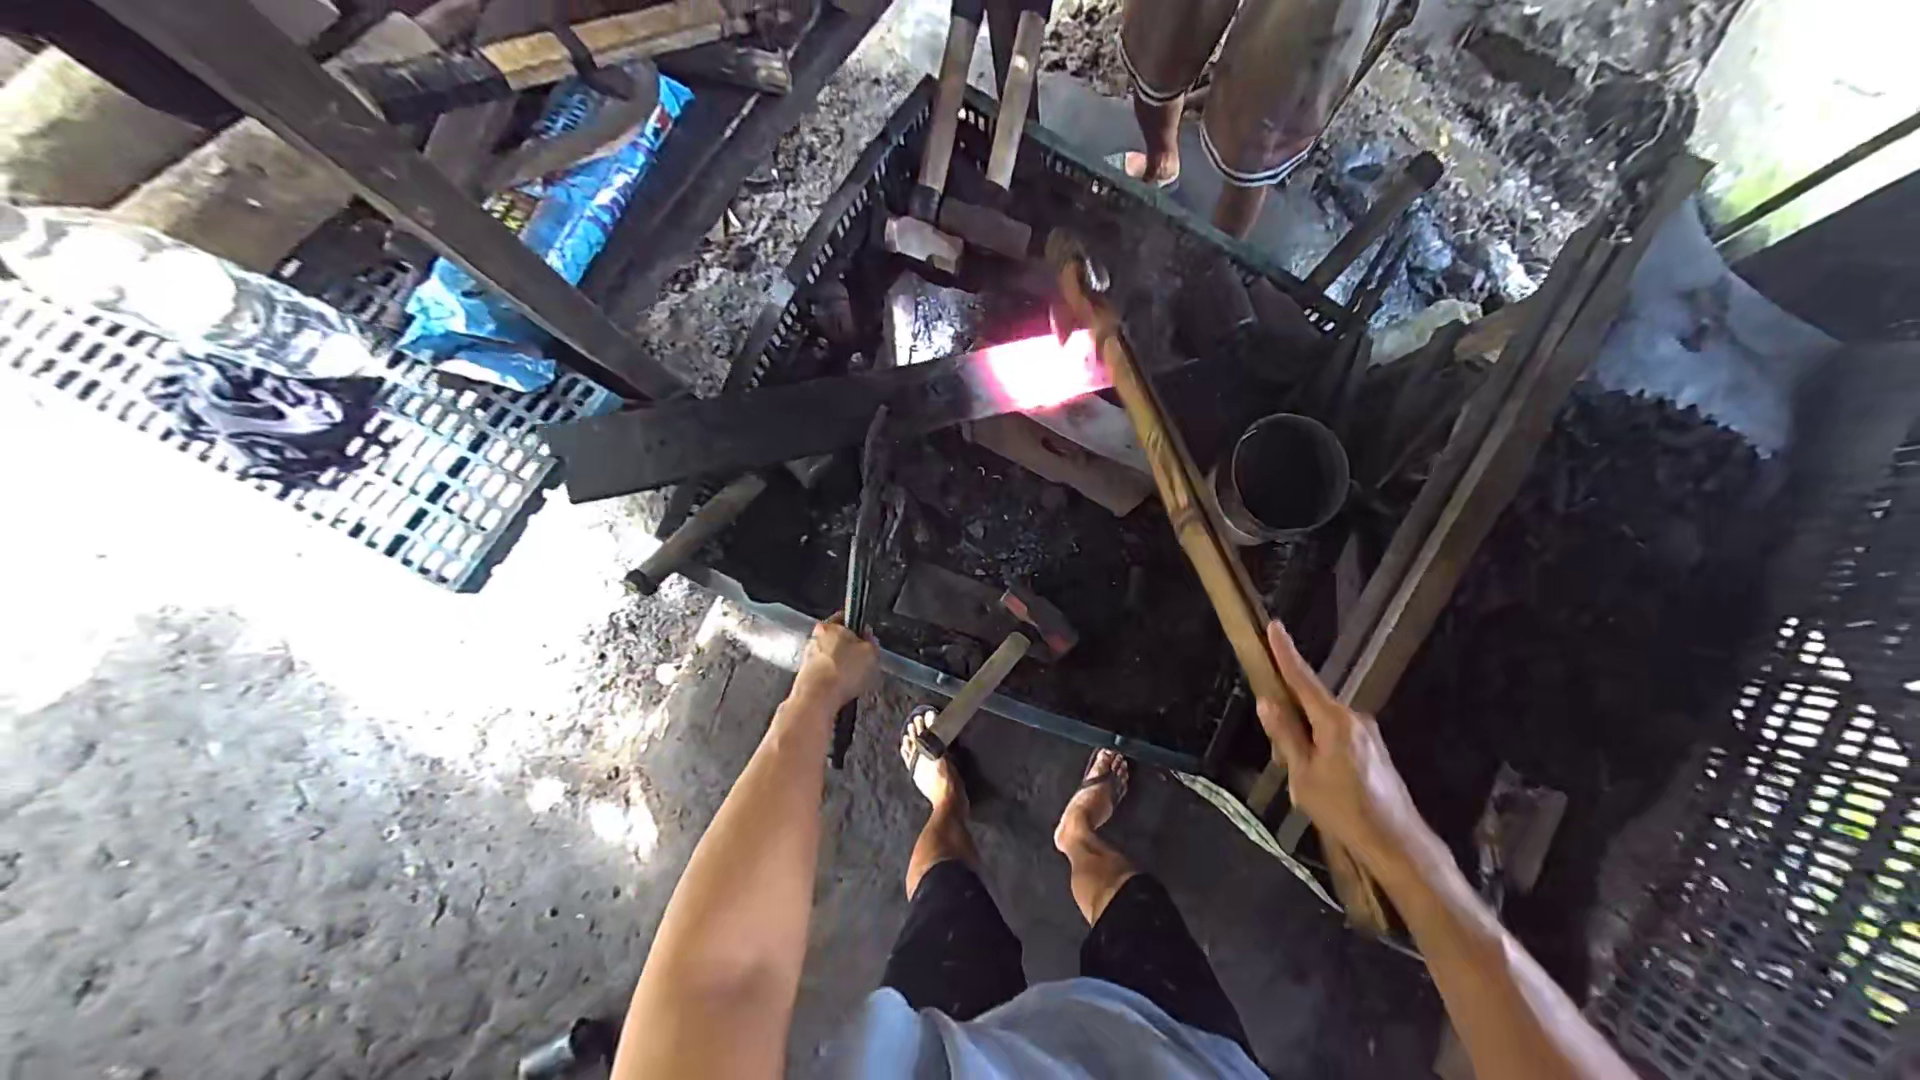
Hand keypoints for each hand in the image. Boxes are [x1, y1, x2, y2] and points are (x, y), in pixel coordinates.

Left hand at [793, 618, 878, 708]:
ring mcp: (807, 659)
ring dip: (840, 667)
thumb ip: (871, 642)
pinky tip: (841, 689)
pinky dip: (832, 680)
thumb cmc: (842, 671)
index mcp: (828, 626)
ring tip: (853, 680)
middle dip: (848, 649)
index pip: (844, 618)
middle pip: (835, 639)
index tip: (866, 637)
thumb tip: (869, 638)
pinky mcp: (805, 678)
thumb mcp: (870, 653)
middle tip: (863, 661)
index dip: (858, 627)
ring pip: (829, 658)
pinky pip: (824, 675)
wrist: (817, 699)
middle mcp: (813, 640)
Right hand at [1256, 620, 1438, 883]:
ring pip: (1323, 722)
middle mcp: (1354, 719)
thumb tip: (1268, 702)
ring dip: (1305, 734)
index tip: (1275, 626)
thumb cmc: (1345, 810)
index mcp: (1334, 721)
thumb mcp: (1303, 775)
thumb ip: (1286, 736)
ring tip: (1299, 772)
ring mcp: (1368, 735)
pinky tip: (1319, 776)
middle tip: (1276, 741)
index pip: (1303, 679)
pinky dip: (1320, 744)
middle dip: (1290, 710)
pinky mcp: (1374, 750)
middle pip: (1312, 701)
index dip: (1286, 653)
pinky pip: (1336, 735)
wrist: (1399, 845)